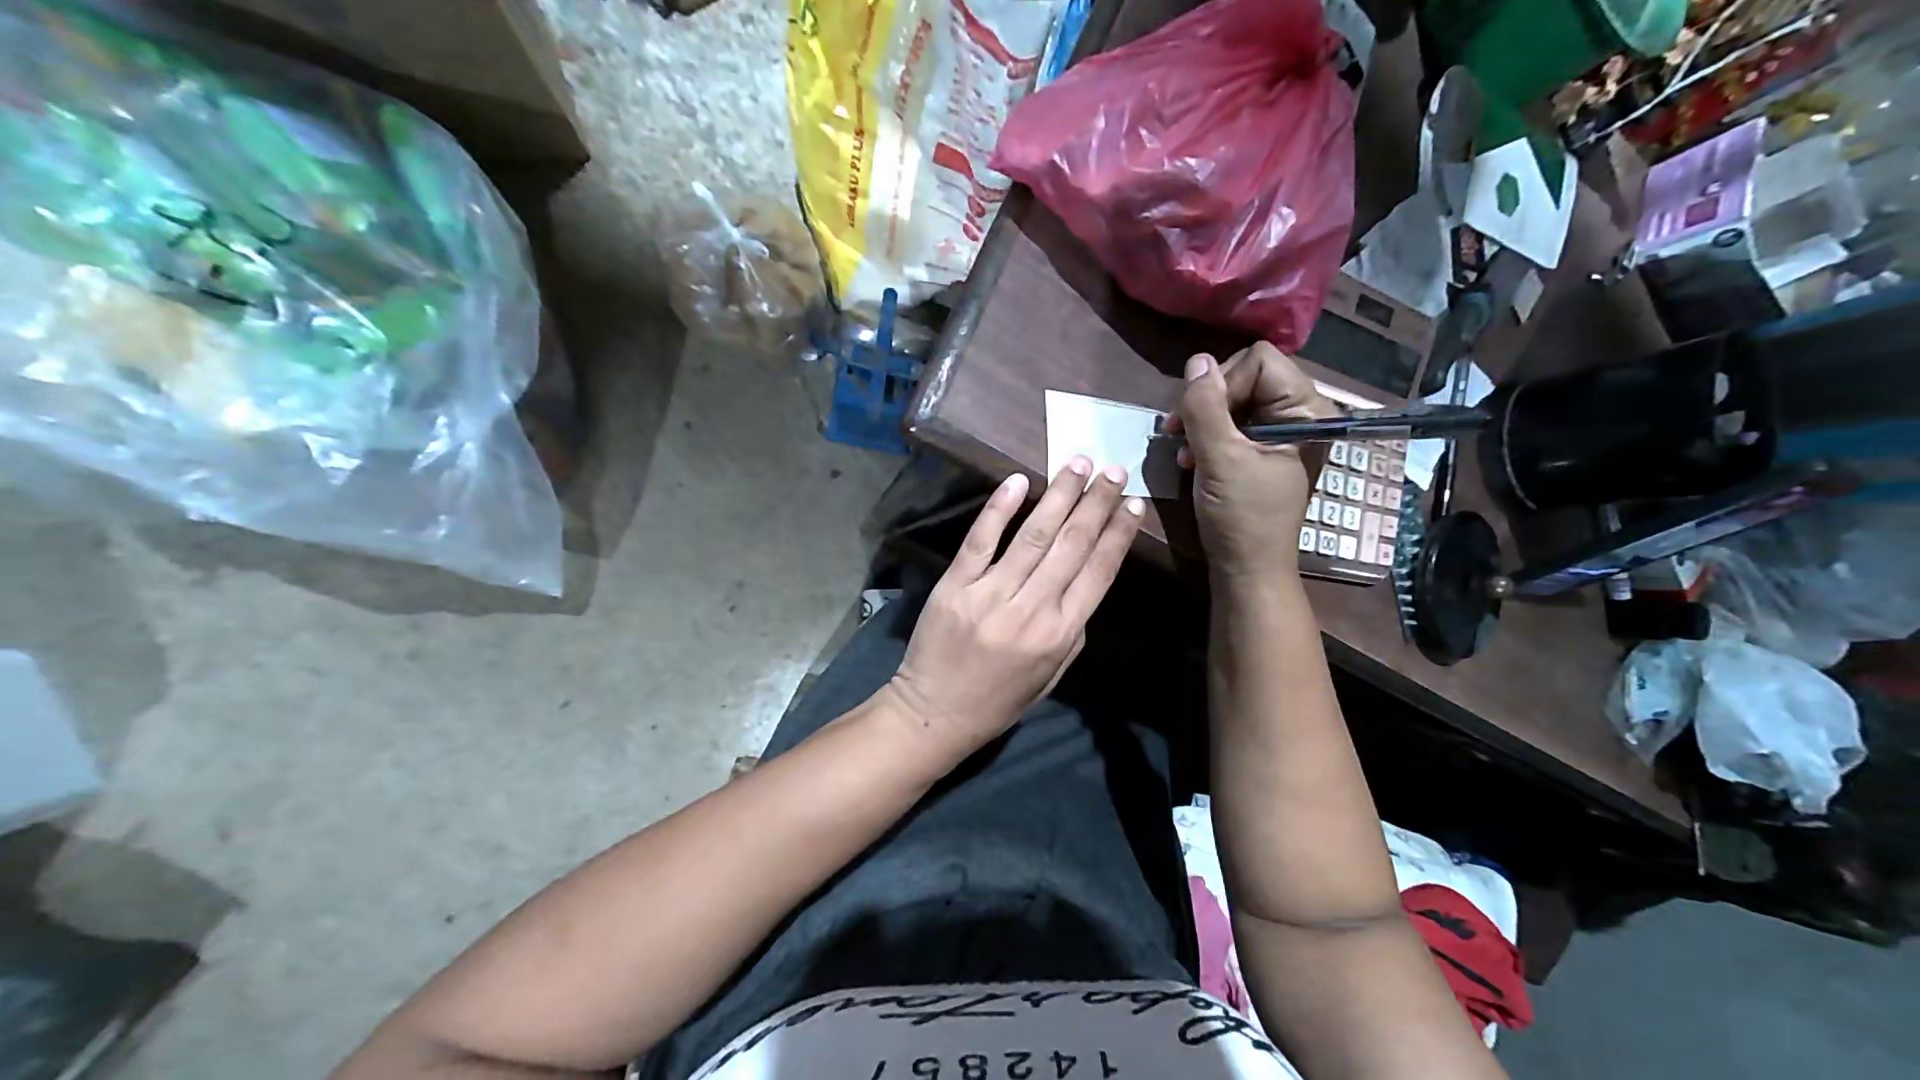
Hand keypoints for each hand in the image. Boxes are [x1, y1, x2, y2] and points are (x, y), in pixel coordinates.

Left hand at [886, 458, 1143, 757]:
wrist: (935, 713)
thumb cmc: (999, 699)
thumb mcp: (1052, 675)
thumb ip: (1072, 629)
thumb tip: (1084, 582)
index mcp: (1060, 633)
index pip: (1099, 572)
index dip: (1119, 534)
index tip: (1134, 502)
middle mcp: (1031, 609)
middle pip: (1072, 545)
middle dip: (1096, 503)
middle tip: (1114, 470)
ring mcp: (990, 594)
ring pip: (1033, 535)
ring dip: (1059, 495)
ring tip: (1079, 463)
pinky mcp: (955, 585)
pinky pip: (981, 540)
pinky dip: (999, 508)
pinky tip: (1019, 480)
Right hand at [1161, 343, 1340, 579]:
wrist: (1246, 569)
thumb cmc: (1241, 517)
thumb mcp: (1220, 459)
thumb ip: (1206, 408)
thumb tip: (1196, 361)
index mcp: (1306, 411)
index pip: (1259, 361)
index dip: (1223, 383)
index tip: (1200, 420)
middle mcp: (1298, 413)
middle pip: (1245, 374)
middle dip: (1208, 401)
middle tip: (1179, 433)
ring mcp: (1279, 431)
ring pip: (1232, 397)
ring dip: (1201, 420)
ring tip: (1183, 451)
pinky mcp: (1261, 448)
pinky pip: (1230, 420)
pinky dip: (1206, 434)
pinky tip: (1191, 457)